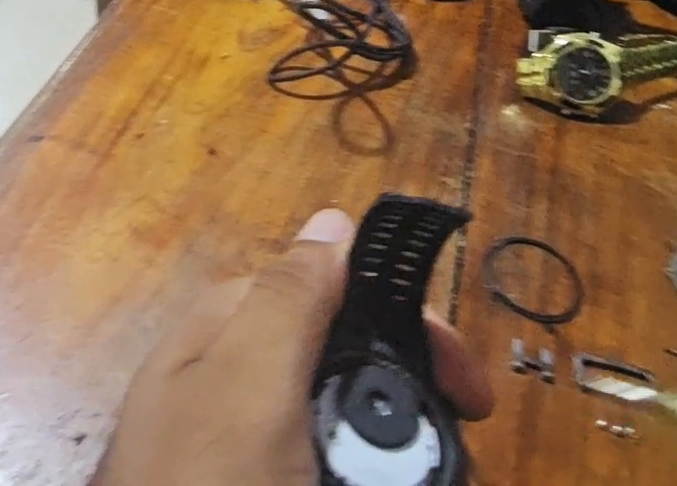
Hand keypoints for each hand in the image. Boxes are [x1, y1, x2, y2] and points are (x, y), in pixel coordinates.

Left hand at [95, 208, 494, 485]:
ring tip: (438, 472)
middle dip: (402, 389)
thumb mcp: (249, 384)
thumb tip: (334, 217)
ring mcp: (241, 437)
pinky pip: (321, 456)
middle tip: (464, 437)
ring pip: (336, 413)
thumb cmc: (209, 483)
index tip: (467, 386)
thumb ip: (289, 299)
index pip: (329, 288)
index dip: (402, 321)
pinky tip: (389, 478)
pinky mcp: (255, 474)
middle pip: (339, 355)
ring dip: (392, 442)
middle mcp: (230, 373)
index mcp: (225, 328)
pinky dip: (364, 467)